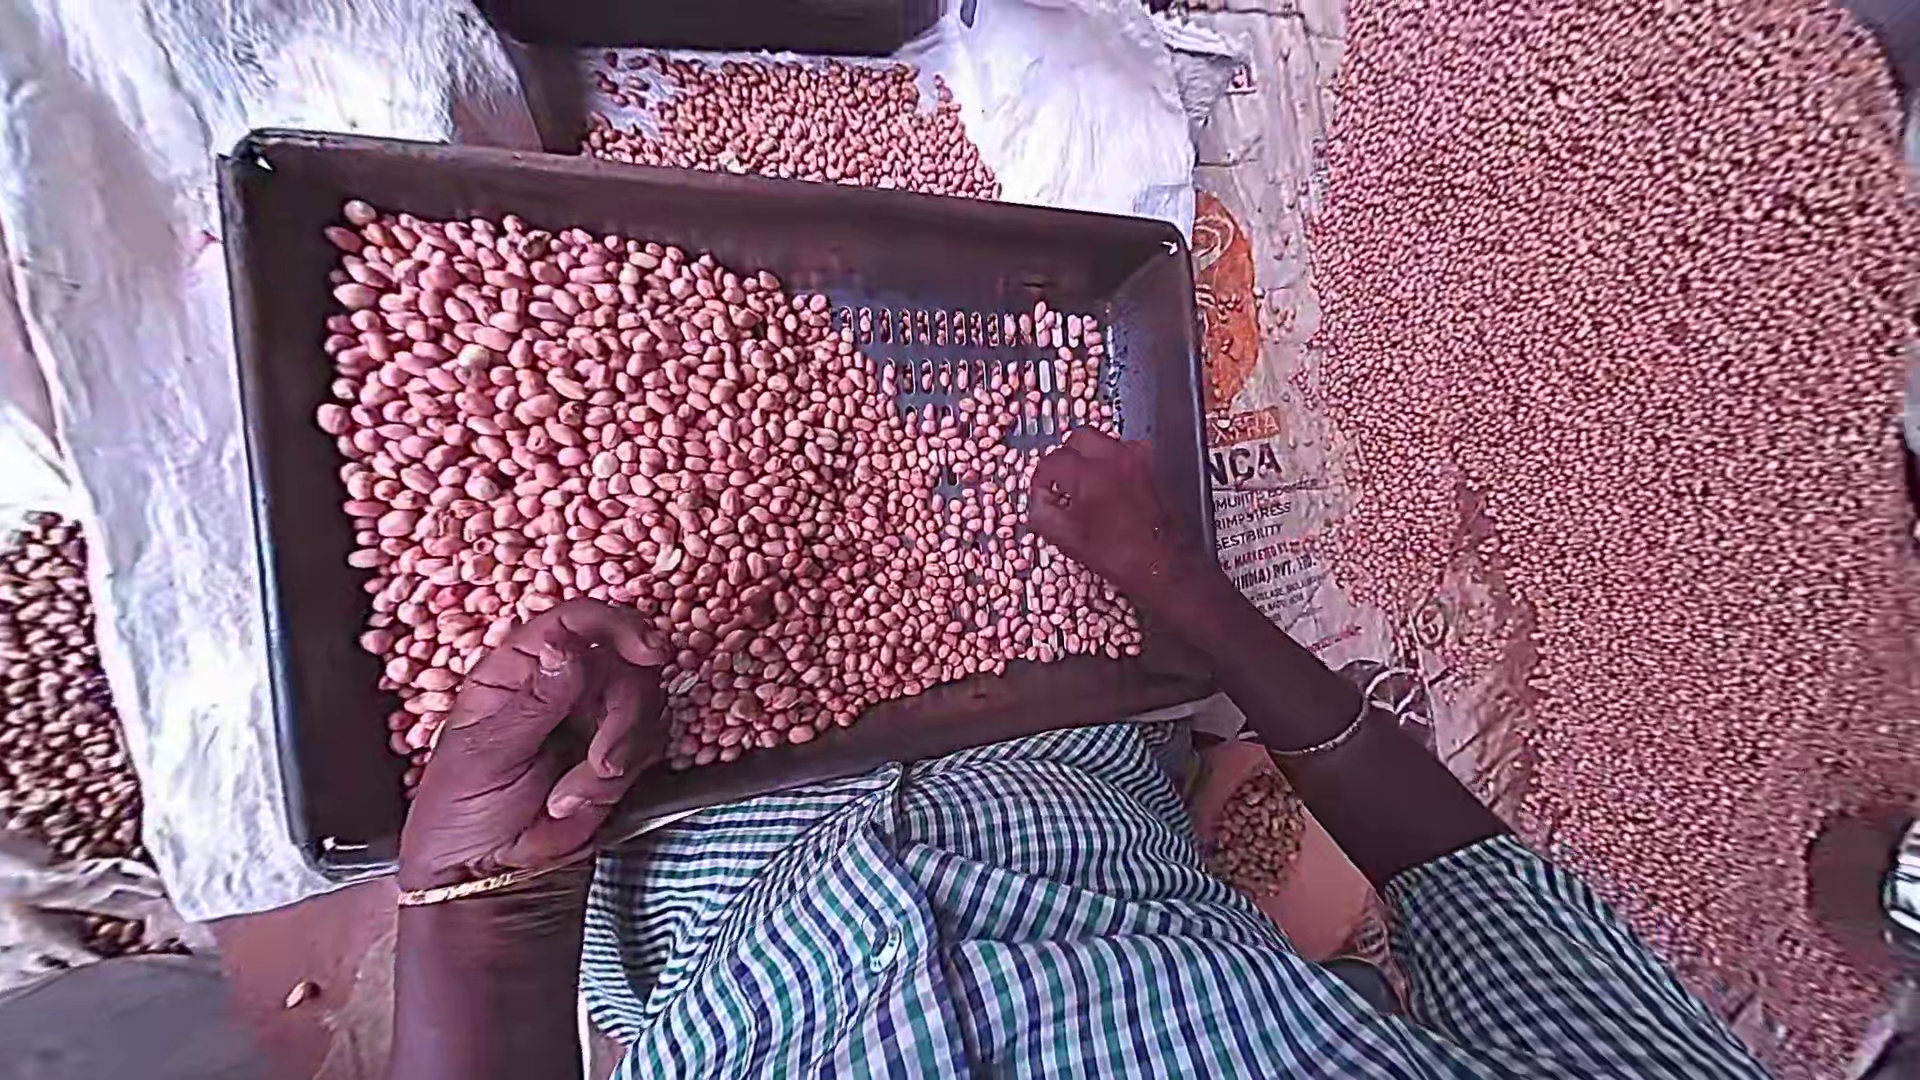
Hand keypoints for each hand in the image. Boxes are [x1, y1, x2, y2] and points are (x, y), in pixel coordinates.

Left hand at [398, 600, 667, 891]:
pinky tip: (581, 801)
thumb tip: (565, 648)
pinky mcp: (624, 744)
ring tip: (571, 797)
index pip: (576, 620)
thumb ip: (533, 702)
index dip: (616, 625)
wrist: (492, 880)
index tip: (647, 651)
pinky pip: (651, 739)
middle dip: (624, 711)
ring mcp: (599, 712)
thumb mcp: (485, 757)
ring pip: (647, 700)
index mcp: (521, 669)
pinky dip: (623, 774)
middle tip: (605, 757)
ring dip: (620, 750)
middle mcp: (568, 682)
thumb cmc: (463, 815)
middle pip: (628, 660)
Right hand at [1028, 429, 1204, 606]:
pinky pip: (1129, 452)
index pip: (1052, 461)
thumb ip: (1042, 513)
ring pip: (1105, 442)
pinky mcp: (1158, 465)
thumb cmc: (1119, 556)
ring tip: (1089, 484)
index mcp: (1088, 475)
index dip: (1041, 478)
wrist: (1165, 566)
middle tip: (1062, 481)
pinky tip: (1115, 485)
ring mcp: (1140, 458)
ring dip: (1091, 458)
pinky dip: (1117, 462)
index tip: (1042, 491)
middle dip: (1066, 458)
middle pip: (1078, 439)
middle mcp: (1115, 458)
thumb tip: (1040, 499)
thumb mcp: (1067, 539)